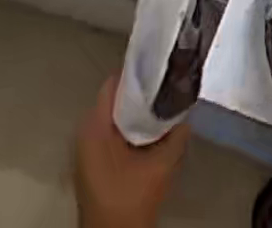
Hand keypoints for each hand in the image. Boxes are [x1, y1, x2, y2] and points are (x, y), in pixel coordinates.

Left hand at [74, 71, 189, 227]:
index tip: (159, 71)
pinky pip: (110, 134)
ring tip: (161, 108)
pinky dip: (128, 129)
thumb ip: (177, 136)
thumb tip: (187, 112)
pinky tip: (149, 134)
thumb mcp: (161, 166)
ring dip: (135, 113)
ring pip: (113, 117)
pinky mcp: (91, 163)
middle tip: (165, 90)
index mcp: (94, 126)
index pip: (113, 83)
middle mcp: (84, 132)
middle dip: (139, 94)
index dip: (137, 74)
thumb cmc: (130, 199)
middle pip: (113, 99)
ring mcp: (85, 149)